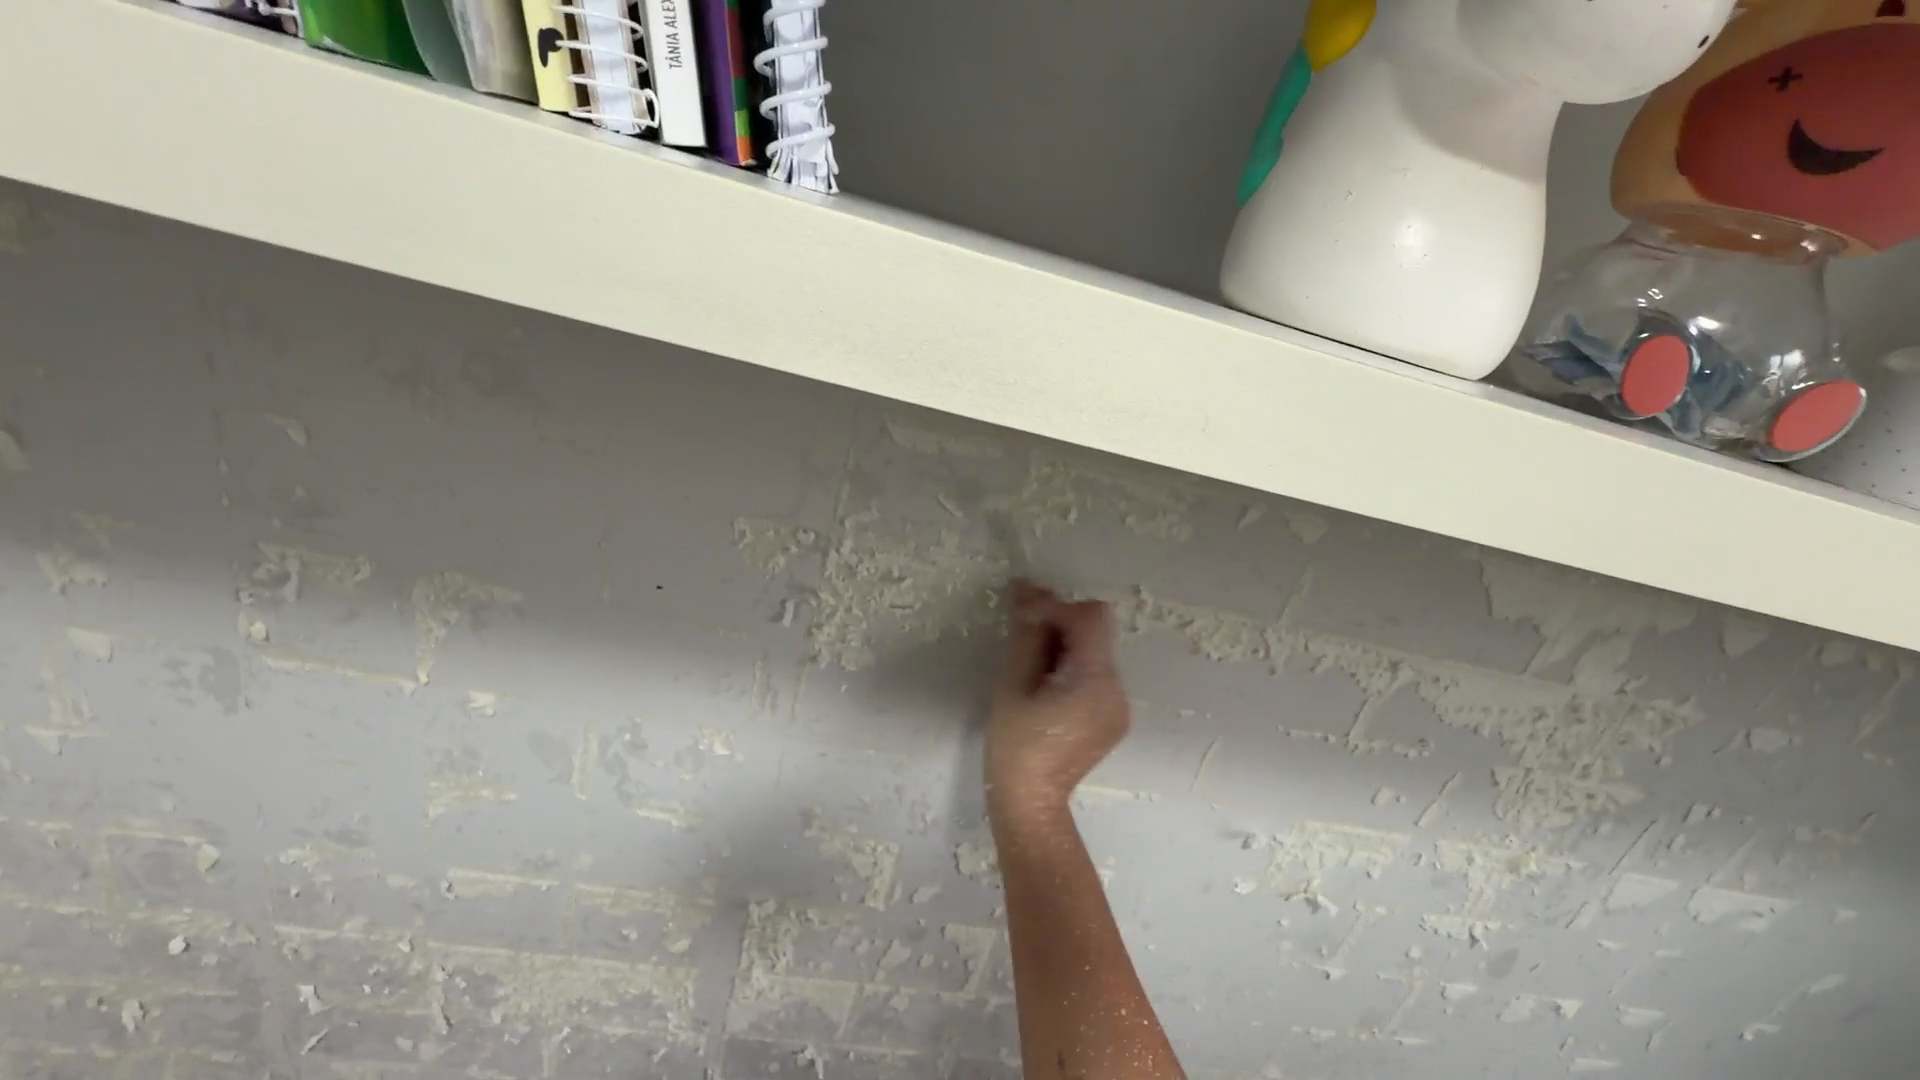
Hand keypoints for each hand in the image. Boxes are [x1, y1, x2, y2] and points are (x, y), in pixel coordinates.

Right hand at [986, 580, 1130, 823]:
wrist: (1031, 803)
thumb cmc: (1013, 746)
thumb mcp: (1013, 685)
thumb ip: (1028, 635)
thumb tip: (1029, 590)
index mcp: (1094, 681)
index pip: (1089, 618)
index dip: (1056, 607)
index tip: (1024, 612)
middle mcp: (1118, 689)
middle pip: (1098, 631)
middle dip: (1061, 624)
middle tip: (1025, 636)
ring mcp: (1121, 705)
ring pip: (1098, 650)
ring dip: (1067, 645)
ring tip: (1034, 666)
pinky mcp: (1115, 716)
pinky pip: (1098, 673)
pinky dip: (1075, 666)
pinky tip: (1049, 687)